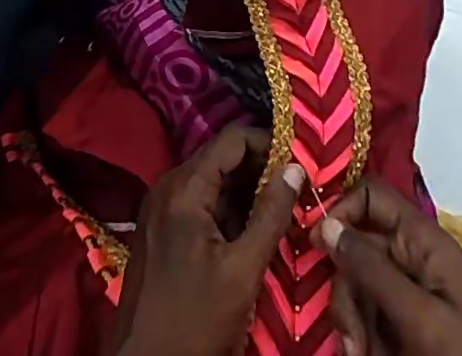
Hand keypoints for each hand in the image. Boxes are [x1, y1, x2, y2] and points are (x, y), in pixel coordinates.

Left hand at [110, 127, 304, 355]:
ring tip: (283, 209)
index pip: (232, 139)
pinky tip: (253, 229)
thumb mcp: (242, 270)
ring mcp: (161, 206)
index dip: (269, 144)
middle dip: (261, 169)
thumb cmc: (195, 320)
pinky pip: (200, 201)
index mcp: (184, 187)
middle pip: (222, 157)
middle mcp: (168, 185)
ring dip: (247, 191)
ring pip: (212, 180)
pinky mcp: (161, 227)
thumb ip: (270, 215)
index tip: (300, 164)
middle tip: (298, 190)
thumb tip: (295, 168)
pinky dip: (228, 208)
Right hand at [312, 180, 461, 355]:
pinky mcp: (401, 319)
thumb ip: (371, 269)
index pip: (371, 195)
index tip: (318, 245)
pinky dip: (360, 334)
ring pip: (355, 281)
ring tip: (359, 354)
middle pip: (356, 245)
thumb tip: (326, 225)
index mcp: (423, 240)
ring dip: (350, 320)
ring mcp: (406, 288)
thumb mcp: (418, 317)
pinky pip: (365, 311)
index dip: (341, 210)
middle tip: (351, 337)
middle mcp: (411, 254)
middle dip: (345, 288)